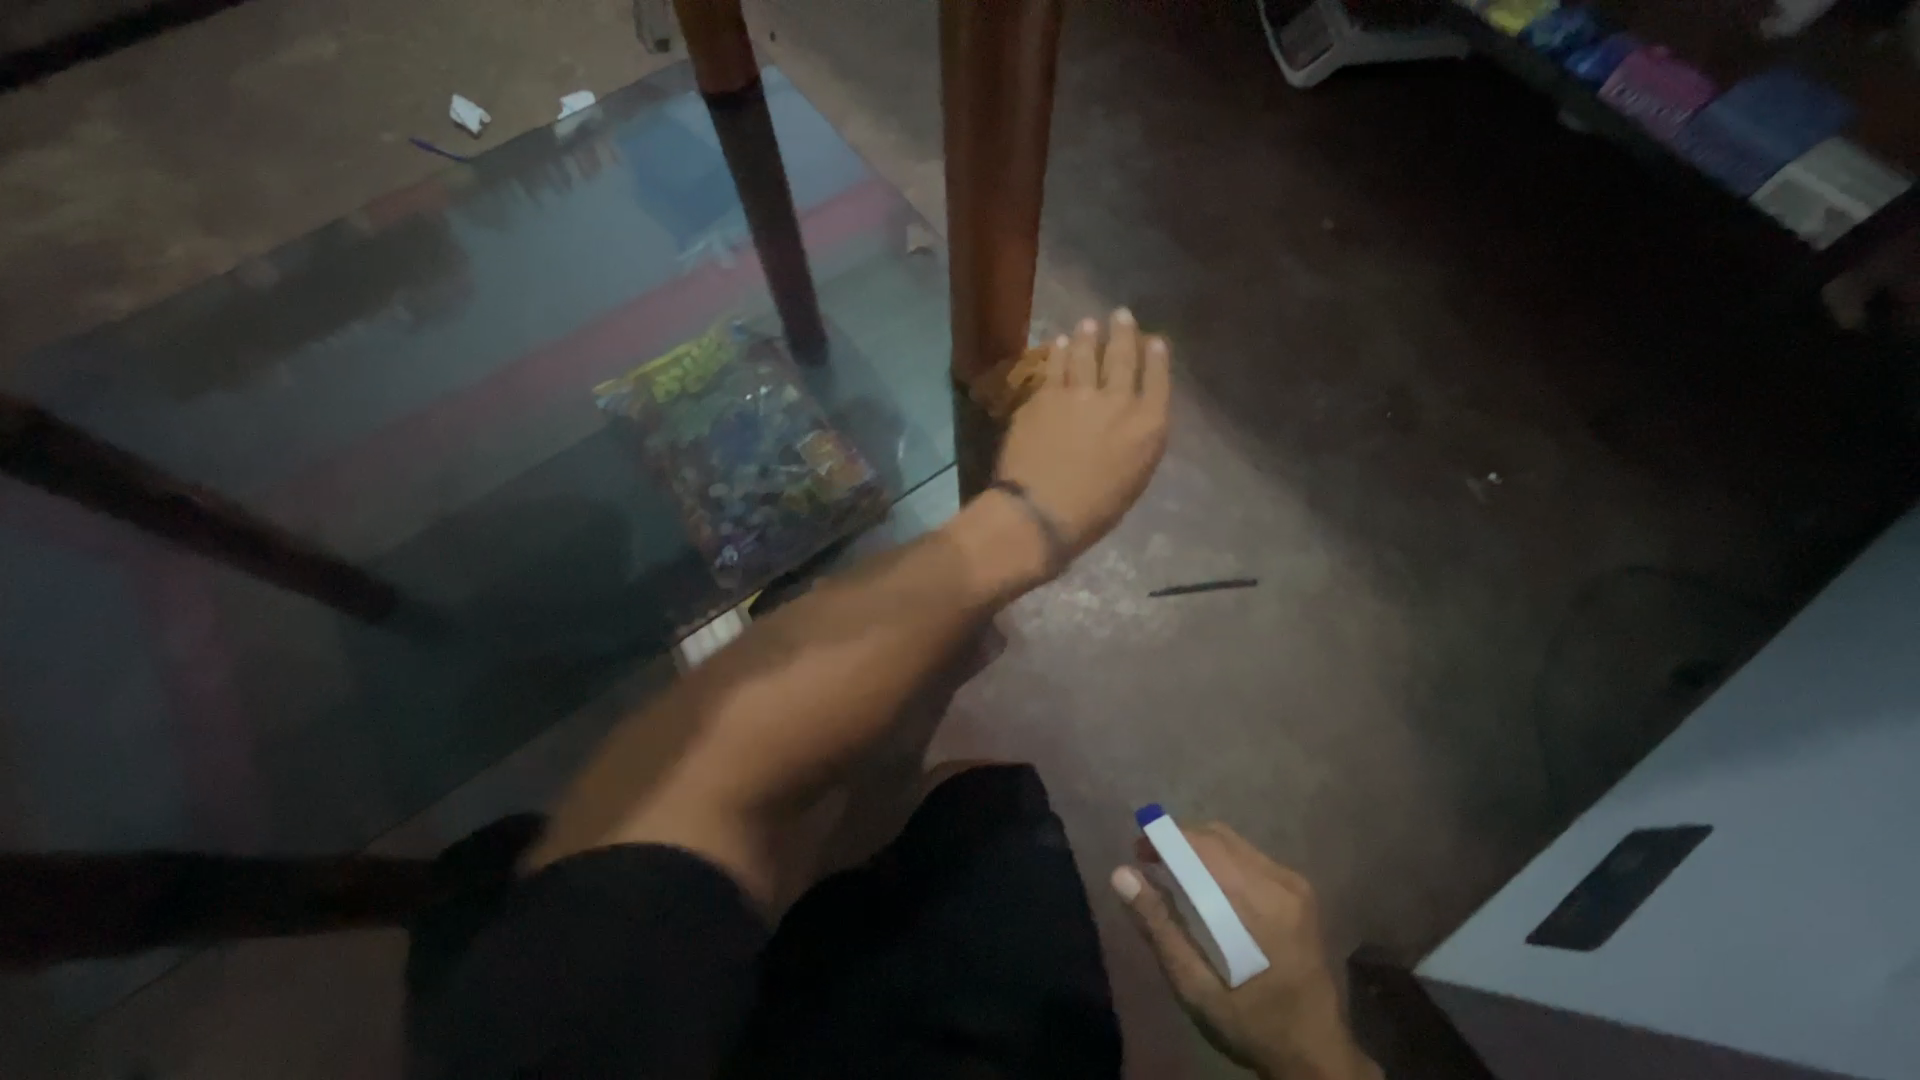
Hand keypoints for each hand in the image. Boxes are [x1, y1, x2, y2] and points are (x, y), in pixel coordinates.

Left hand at [995, 308, 1170, 564]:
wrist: (1040, 511)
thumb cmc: (1092, 513)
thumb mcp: (1132, 481)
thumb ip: (1136, 445)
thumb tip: (1130, 424)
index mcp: (1149, 428)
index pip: (1159, 381)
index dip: (1157, 358)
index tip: (1155, 341)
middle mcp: (1118, 402)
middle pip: (1123, 358)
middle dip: (1124, 333)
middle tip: (1121, 315)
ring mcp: (1079, 394)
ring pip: (1087, 354)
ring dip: (1089, 336)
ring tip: (1089, 323)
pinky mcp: (1045, 395)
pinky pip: (1056, 366)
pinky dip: (1061, 352)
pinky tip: (1061, 344)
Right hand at [1112, 824, 1378, 1079]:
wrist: (1316, 1055)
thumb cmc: (1251, 1025)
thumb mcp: (1195, 986)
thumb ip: (1159, 927)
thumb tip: (1121, 874)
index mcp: (1262, 904)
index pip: (1205, 846)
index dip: (1166, 838)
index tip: (1135, 849)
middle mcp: (1283, 883)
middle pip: (1219, 838)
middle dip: (1178, 842)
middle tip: (1147, 865)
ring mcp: (1295, 885)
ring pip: (1233, 844)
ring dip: (1197, 851)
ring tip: (1170, 876)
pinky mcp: (1299, 892)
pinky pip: (1249, 859)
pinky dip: (1218, 863)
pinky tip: (1203, 890)